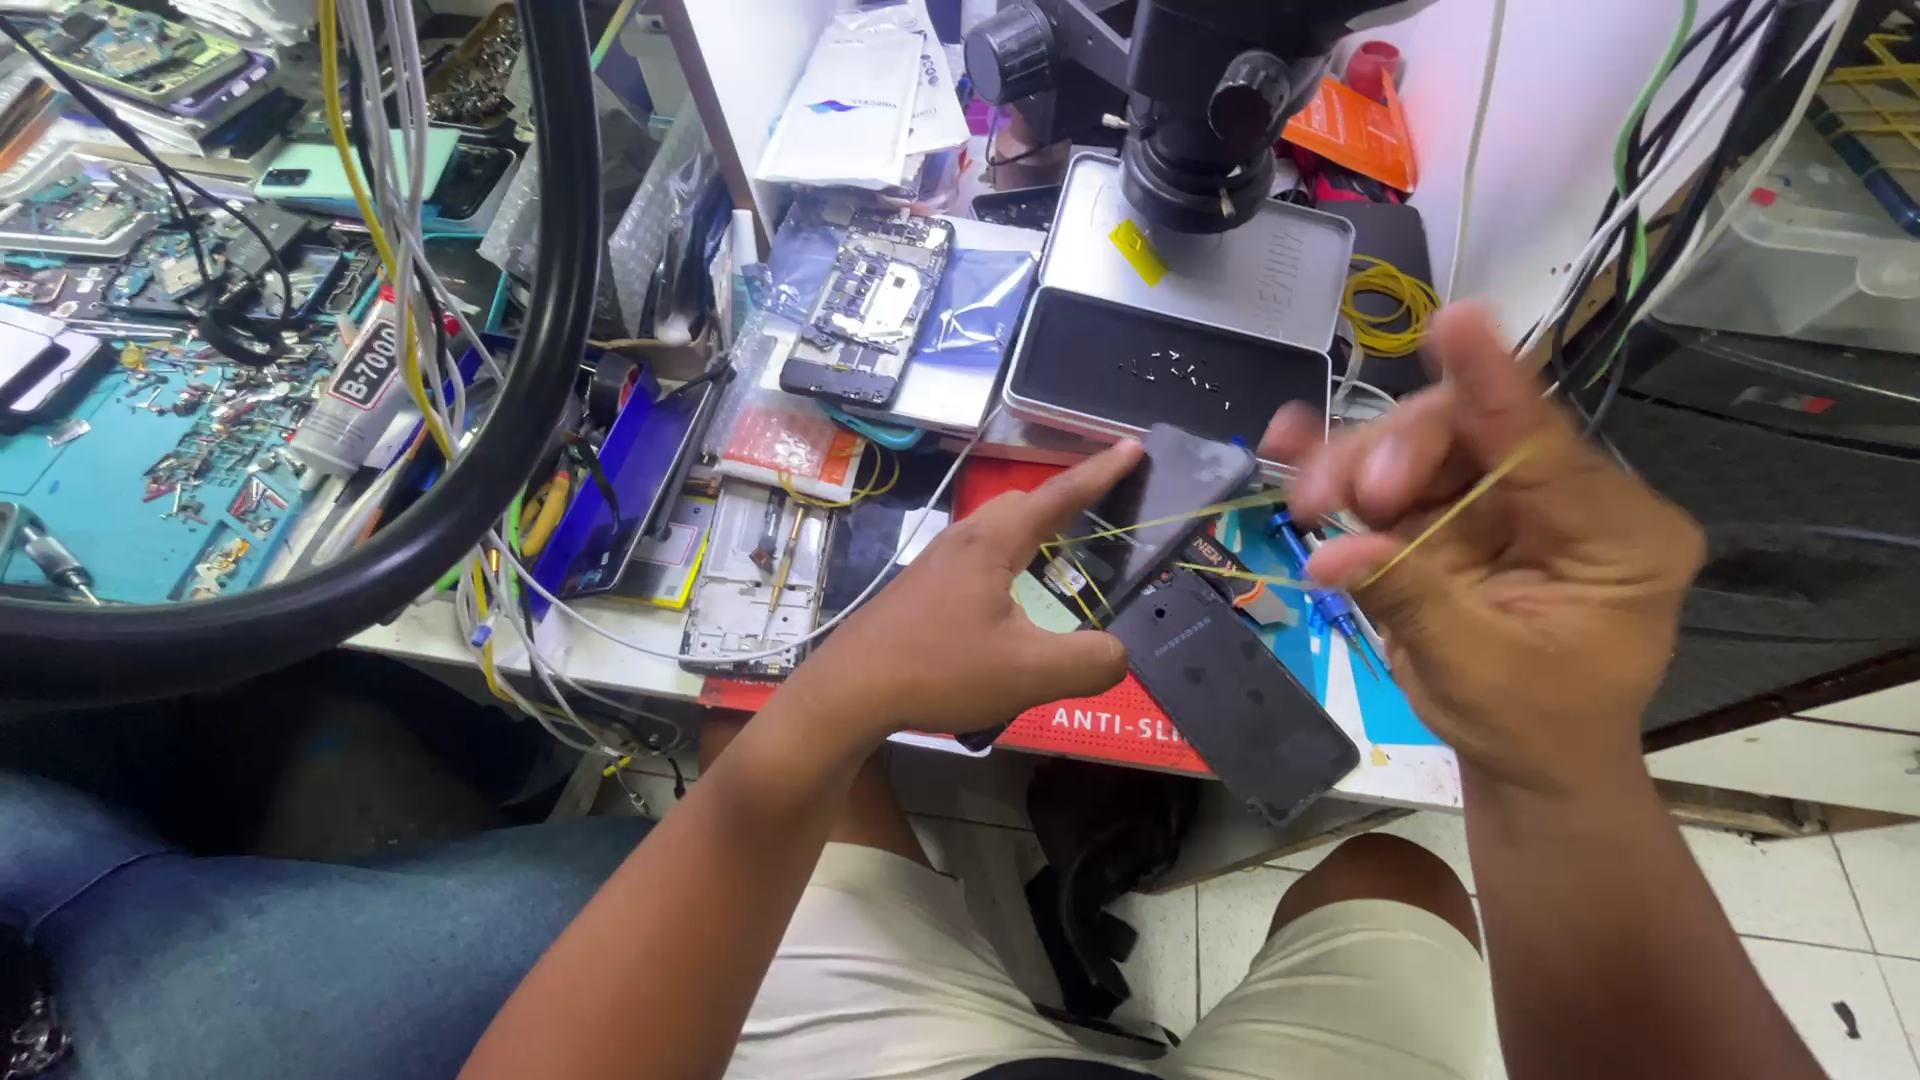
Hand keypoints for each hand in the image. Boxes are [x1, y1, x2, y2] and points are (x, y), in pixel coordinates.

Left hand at [782, 441, 1141, 740]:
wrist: (848, 691)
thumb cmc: (939, 670)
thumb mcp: (1029, 673)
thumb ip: (1090, 662)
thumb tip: (1117, 653)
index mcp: (992, 544)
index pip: (1058, 496)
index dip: (1100, 473)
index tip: (1132, 447)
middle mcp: (962, 541)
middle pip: (1021, 506)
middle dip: (1064, 504)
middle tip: (1098, 522)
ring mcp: (934, 564)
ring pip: (994, 535)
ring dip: (1031, 540)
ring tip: (1057, 571)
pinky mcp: (919, 590)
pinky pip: (975, 562)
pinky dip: (1006, 569)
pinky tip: (1006, 613)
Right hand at [1261, 305, 1704, 796]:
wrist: (1522, 757)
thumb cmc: (1529, 721)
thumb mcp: (1478, 665)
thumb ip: (1408, 595)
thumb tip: (1329, 552)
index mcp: (1612, 534)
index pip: (1544, 445)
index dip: (1491, 384)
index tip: (1456, 321)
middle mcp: (1555, 502)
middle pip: (1465, 435)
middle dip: (1390, 455)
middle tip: (1335, 501)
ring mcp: (1493, 505)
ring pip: (1413, 450)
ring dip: (1350, 467)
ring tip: (1308, 503)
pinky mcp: (1443, 518)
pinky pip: (1385, 480)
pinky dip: (1338, 466)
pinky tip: (1292, 442)